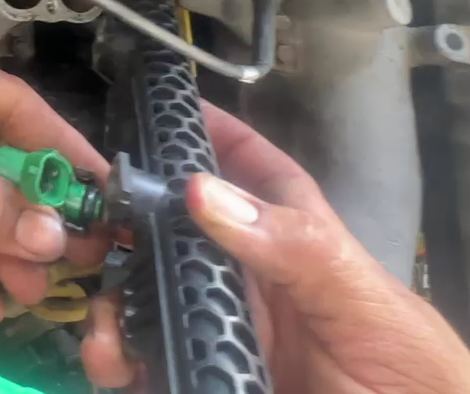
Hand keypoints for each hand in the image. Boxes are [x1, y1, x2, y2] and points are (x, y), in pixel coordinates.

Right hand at [80, 106, 469, 393]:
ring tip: (102, 318)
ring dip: (112, 293)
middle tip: (89, 216)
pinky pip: (140, 359)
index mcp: (306, 258)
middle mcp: (258, 290)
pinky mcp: (197, 379)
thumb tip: (200, 187)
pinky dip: (110, 353)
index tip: (169, 103)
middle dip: (129, 218)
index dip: (222, 136)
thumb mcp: (380, 325)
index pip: (264, 180)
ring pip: (147, 293)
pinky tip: (107, 358)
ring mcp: (226, 338)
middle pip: (178, 231)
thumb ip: (302, 254)